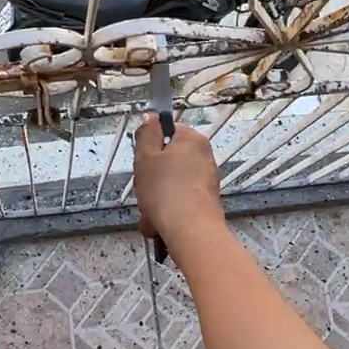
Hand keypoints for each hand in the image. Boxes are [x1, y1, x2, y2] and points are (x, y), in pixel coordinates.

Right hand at [132, 114, 224, 243]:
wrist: (191, 232)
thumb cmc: (165, 191)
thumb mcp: (146, 158)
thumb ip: (147, 134)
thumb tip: (151, 116)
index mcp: (193, 140)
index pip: (167, 132)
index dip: (149, 147)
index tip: (142, 163)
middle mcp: (204, 157)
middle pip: (167, 161)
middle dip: (150, 178)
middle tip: (144, 189)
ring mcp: (206, 182)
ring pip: (169, 184)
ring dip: (154, 199)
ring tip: (150, 214)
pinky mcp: (205, 203)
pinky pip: (178, 201)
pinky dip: (166, 211)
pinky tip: (158, 225)